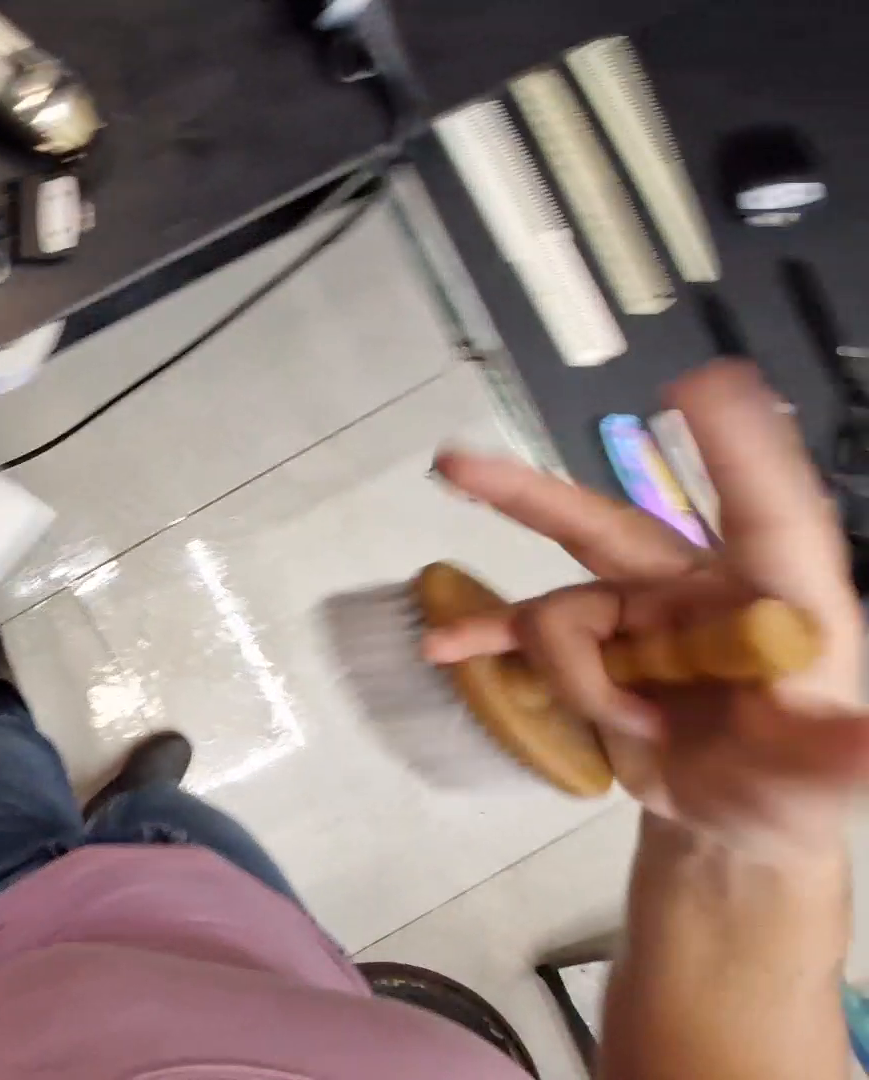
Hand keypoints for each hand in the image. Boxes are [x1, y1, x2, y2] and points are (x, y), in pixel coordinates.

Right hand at [425, 362, 868, 858]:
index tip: (704, 382)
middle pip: (602, 529)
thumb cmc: (796, 787)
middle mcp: (692, 593)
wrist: (726, 815)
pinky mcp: (579, 647)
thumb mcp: (830, 782)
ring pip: (554, 614)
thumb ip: (843, 756)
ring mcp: (626, 618)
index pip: (766, 519)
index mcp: (774, 608)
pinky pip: (516, 635)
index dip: (737, 452)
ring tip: (617, 724)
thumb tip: (857, 734)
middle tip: (452, 465)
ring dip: (564, 669)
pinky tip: (443, 649)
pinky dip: (481, 640)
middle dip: (527, 496)